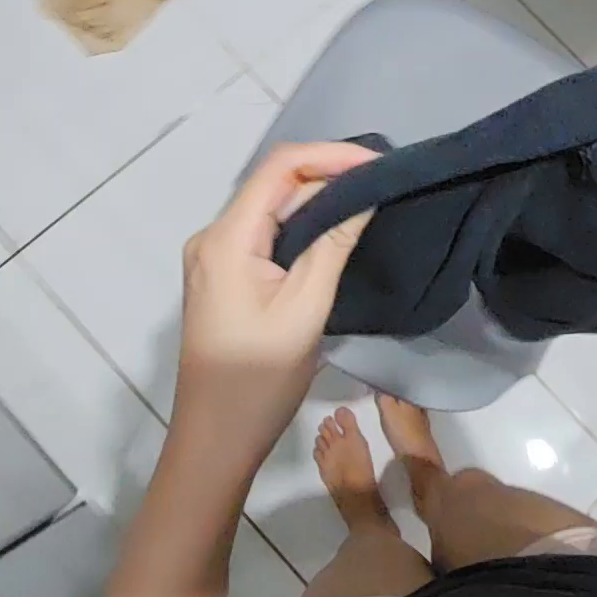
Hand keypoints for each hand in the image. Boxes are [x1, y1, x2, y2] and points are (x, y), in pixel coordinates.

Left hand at [173, 142, 378, 450]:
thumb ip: (333, 244)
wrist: (215, 441)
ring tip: (369, 195)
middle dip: (328, 174)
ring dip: (318, 197)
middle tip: (382, 178)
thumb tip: (364, 196)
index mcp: (226, 240)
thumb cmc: (259, 381)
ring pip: (272, 208)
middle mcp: (213, 237)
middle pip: (274, 185)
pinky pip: (267, 232)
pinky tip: (336, 225)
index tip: (377, 162)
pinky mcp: (226, 274)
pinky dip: (303, 223)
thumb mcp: (306, 309)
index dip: (329, 155)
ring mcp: (216, 256)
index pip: (278, 169)